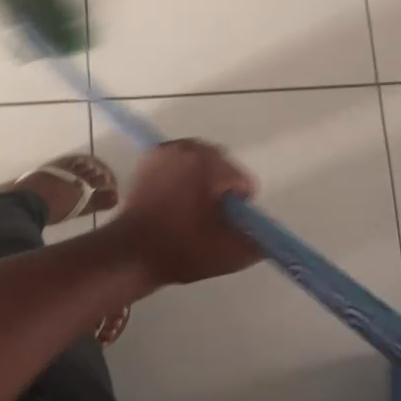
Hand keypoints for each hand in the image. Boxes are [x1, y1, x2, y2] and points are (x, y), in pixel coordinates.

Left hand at [110, 139, 259, 285]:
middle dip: (221, 186)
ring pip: (196, 160)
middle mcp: (186, 148)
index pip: (240, 178)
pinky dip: (181, 176)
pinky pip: (175, 162)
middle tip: (213, 217)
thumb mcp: (228, 252)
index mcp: (208, 163)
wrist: (132, 251)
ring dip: (201, 179)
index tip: (229, 224)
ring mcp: (164, 151)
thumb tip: (268, 235)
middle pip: (219, 163)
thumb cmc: (182, 248)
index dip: (240, 204)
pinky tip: (175, 202)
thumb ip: (257, 241)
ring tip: (193, 210)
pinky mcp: (147, 160)